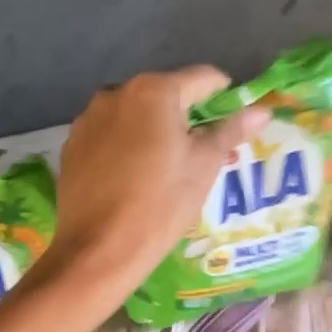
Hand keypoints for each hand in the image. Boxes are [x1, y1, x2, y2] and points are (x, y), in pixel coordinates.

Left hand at [48, 67, 269, 279]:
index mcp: (152, 91)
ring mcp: (86, 121)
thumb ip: (230, 131)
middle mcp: (114, 94)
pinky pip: (108, 138)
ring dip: (151, 132)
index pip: (202, 79)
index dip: (223, 98)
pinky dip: (124, 148)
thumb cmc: (159, 206)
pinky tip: (130, 179)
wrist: (97, 251)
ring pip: (132, 117)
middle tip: (199, 153)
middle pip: (163, 96)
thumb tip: (261, 110)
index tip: (232, 123)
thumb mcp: (203, 167)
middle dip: (184, 117)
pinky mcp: (70, 148)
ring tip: (163, 169)